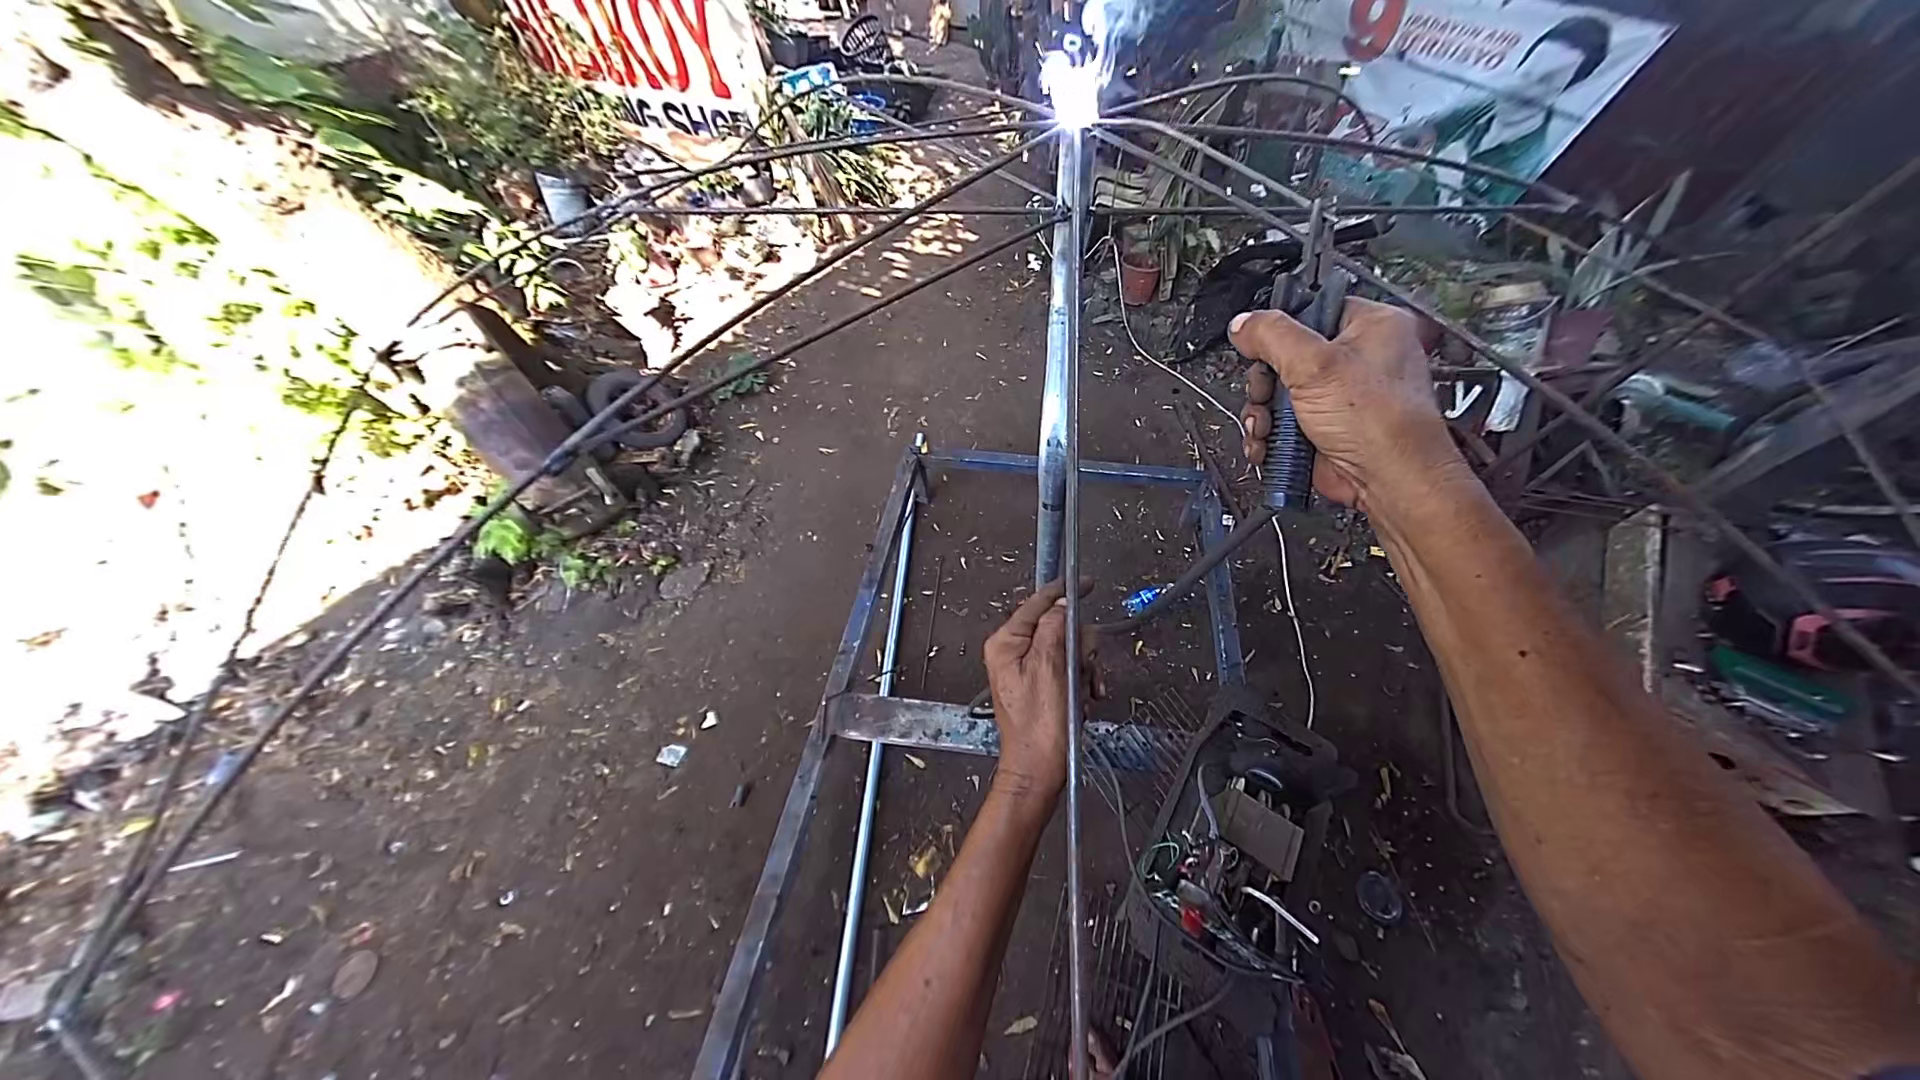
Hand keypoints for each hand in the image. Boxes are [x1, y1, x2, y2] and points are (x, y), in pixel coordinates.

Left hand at [983, 578, 1093, 798]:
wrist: (1039, 769)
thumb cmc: (1039, 727)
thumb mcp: (1051, 668)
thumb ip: (1056, 629)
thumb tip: (1062, 604)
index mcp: (1006, 643)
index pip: (1036, 603)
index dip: (1062, 592)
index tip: (1084, 583)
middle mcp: (1013, 652)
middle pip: (1059, 626)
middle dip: (1079, 646)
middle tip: (1083, 668)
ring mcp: (1028, 668)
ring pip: (1070, 647)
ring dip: (1084, 668)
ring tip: (1082, 691)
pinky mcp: (1041, 684)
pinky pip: (1070, 668)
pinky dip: (1083, 680)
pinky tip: (1084, 698)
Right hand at [1232, 297, 1458, 510]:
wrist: (1387, 479)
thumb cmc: (1379, 423)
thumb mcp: (1316, 365)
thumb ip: (1273, 336)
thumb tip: (1244, 323)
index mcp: (1369, 327)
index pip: (1310, 310)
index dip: (1279, 332)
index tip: (1263, 349)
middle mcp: (1354, 359)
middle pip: (1282, 357)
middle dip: (1264, 383)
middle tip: (1267, 394)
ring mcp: (1336, 396)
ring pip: (1276, 394)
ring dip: (1261, 414)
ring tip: (1266, 426)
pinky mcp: (1320, 426)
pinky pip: (1279, 422)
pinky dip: (1266, 435)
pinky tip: (1267, 442)